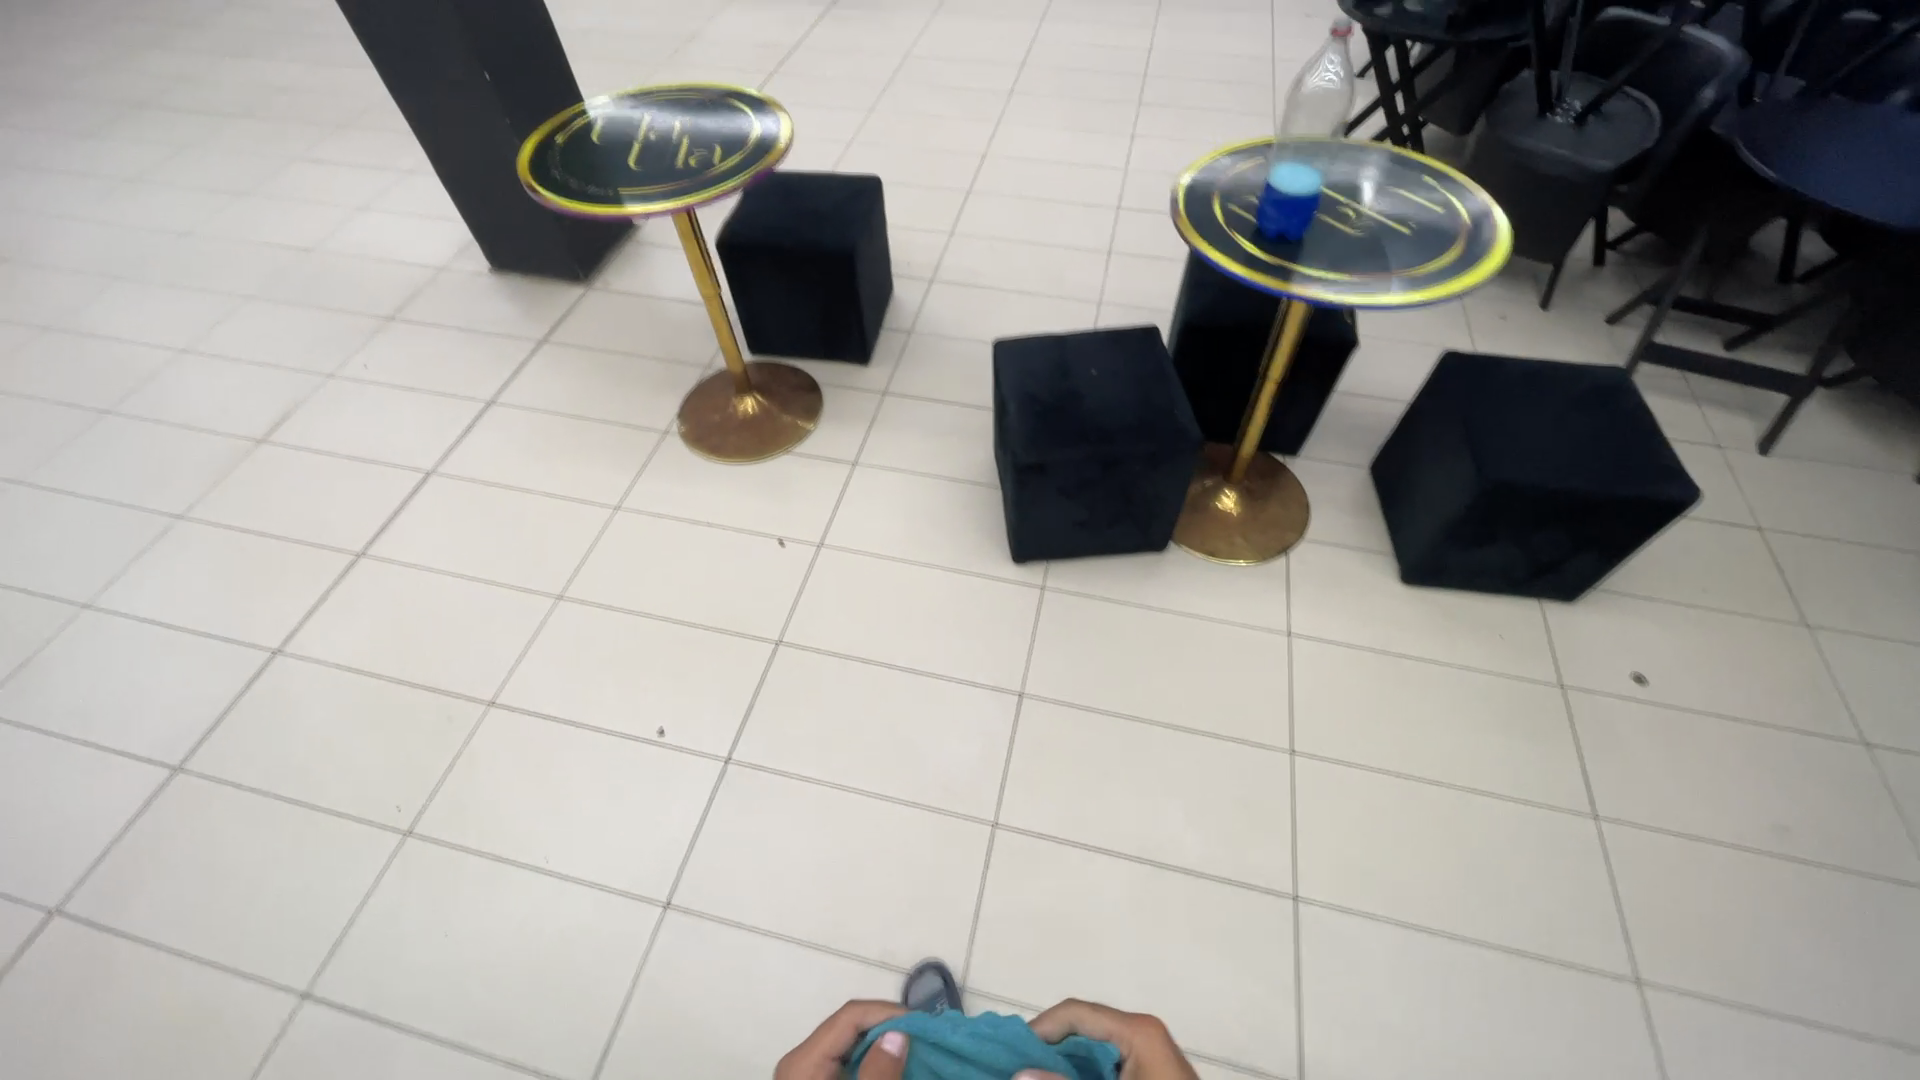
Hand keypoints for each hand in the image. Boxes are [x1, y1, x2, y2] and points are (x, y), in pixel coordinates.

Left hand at [774, 1000, 908, 1079]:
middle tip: (921, 1036)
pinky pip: (845, 1060)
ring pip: (850, 1042)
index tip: (920, 1024)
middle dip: (887, 1027)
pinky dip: (869, 1060)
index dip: (887, 1012)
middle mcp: (801, 1058)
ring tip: (911, 1049)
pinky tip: (888, 1066)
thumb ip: (876, 1074)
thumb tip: (898, 1034)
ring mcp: (806, 1071)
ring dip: (880, 1043)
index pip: (850, 1015)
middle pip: (850, 1026)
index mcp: (803, 1059)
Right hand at [1018, 999, 1202, 1079]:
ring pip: (1094, 1048)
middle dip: (1050, 1048)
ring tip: (1038, 1077)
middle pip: (1084, 1027)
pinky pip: (1109, 1064)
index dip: (1040, 1029)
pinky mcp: (1150, 1073)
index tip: (1011, 1054)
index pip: (1076, 1012)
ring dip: (1066, 1064)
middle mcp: (1142, 1032)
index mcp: (1137, 1031)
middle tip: (1020, 1069)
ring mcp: (1149, 1053)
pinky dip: (1085, 1074)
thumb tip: (1018, 1074)